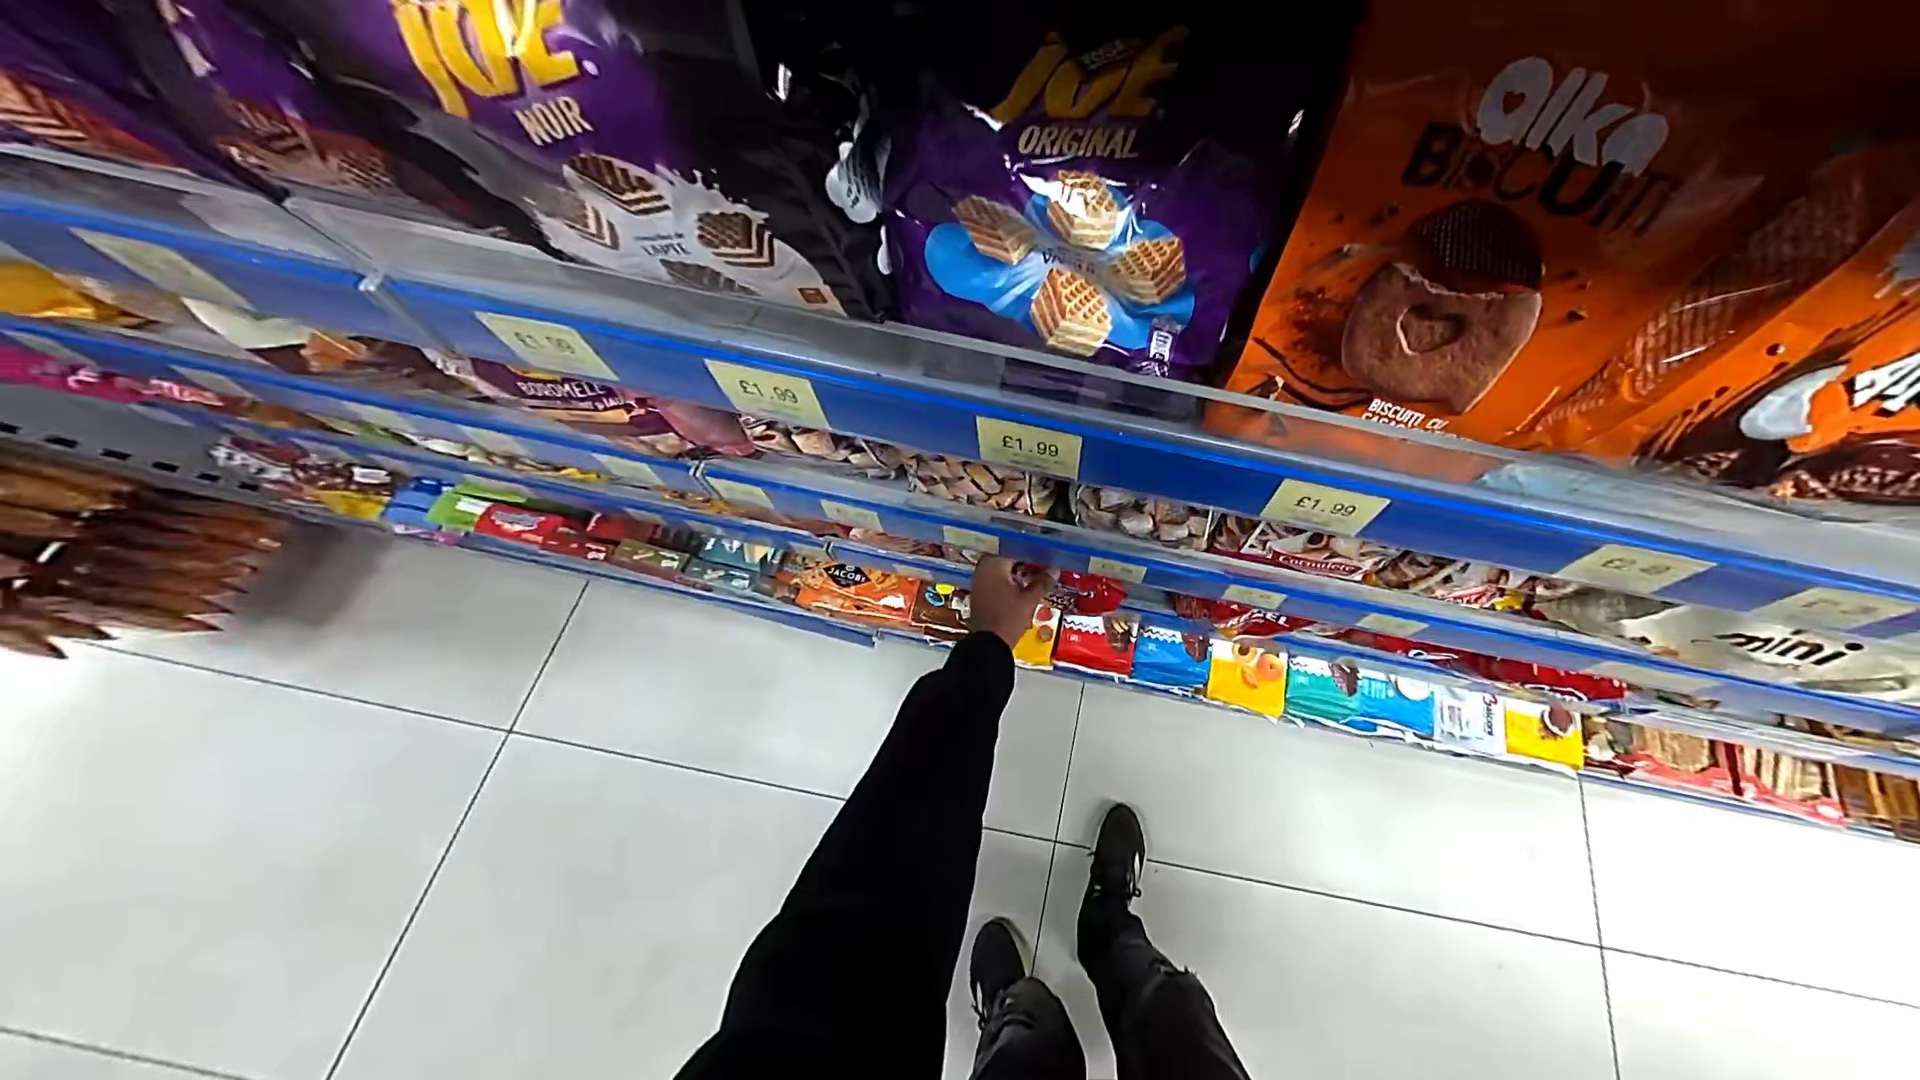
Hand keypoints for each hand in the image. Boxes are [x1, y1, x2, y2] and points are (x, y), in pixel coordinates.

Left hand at [968, 556, 1054, 648]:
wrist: (989, 644)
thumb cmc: (1008, 618)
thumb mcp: (1029, 599)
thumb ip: (1042, 582)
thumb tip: (1055, 570)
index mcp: (992, 564)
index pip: (1014, 549)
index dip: (1031, 552)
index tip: (1046, 555)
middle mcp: (983, 570)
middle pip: (1007, 559)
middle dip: (1025, 563)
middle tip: (1044, 566)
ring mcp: (979, 582)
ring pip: (1002, 571)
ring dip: (1018, 573)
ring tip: (1038, 577)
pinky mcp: (981, 595)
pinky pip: (997, 582)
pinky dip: (1010, 583)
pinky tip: (1024, 589)